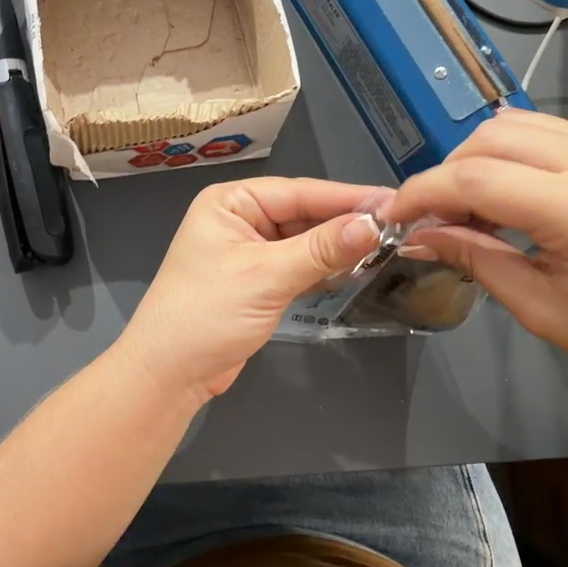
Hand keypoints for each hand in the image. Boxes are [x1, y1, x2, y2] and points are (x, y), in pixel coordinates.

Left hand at [115, 178, 382, 403]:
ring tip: (387, 247)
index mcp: (231, 202)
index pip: (299, 192)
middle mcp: (239, 218)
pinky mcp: (256, 281)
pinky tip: (355, 269)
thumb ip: (322, 249)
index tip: (394, 202)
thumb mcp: (267, 276)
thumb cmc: (207, 314)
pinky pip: (298, 264)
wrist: (169, 374)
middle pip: (304, 214)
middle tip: (398, 228)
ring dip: (338, 247)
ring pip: (304, 240)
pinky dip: (323, 268)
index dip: (347, 197)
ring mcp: (248, 250)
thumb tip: (374, 224)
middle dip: (345, 223)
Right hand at [386, 110, 567, 426]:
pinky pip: (552, 133)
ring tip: (470, 209)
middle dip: (447, 173)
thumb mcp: (544, 309)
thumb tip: (418, 235)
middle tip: (433, 220)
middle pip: (492, 138)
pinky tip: (511, 196)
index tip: (392, 216)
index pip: (474, 178)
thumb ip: (475, 258)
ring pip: (519, 125)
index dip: (421, 193)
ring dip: (479, 159)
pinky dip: (514, 155)